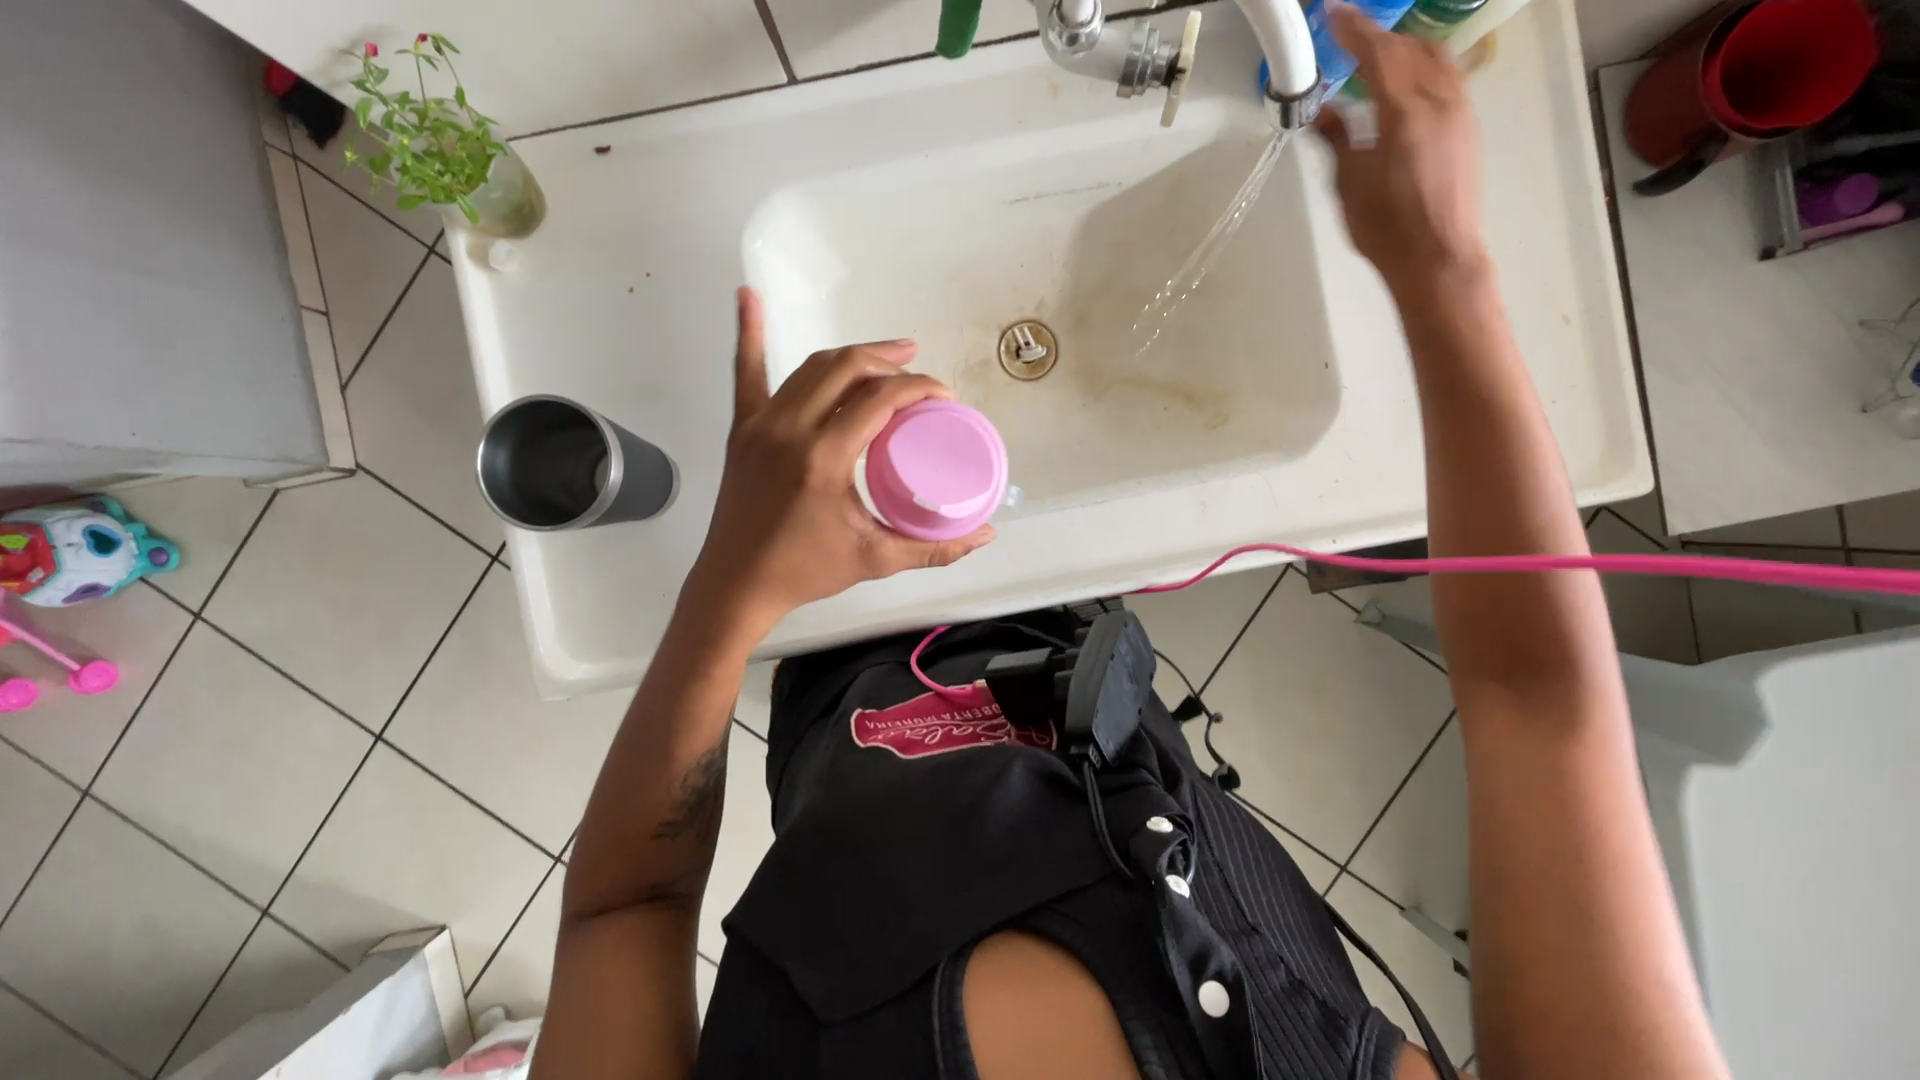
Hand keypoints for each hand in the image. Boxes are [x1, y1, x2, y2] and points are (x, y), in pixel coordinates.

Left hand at [683, 288, 994, 636]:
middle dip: (891, 362)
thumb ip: (935, 548)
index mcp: (824, 457)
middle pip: (849, 368)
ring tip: (887, 356)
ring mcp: (761, 424)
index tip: (944, 397)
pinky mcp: (743, 428)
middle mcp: (791, 429)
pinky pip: (746, 372)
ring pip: (812, 366)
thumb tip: (986, 534)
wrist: (738, 584)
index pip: (880, 399)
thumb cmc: (806, 571)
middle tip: (919, 372)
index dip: (920, 388)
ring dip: (852, 354)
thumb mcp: (876, 560)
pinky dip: (749, 332)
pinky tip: (748, 296)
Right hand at [1313, 3, 1488, 294]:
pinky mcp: (1468, 129)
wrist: (1438, 259)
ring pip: (1437, 59)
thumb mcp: (1349, 184)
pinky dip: (1423, 69)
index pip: (1379, 53)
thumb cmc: (1387, 228)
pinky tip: (1403, 87)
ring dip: (1406, 49)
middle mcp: (1441, 101)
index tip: (1333, 12)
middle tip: (1350, 37)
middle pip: (1412, 47)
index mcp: (1406, 112)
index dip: (1354, 29)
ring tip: (1378, 57)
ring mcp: (1461, 112)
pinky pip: (1448, 79)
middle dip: (1380, 37)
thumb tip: (1325, 111)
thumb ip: (1339, 138)